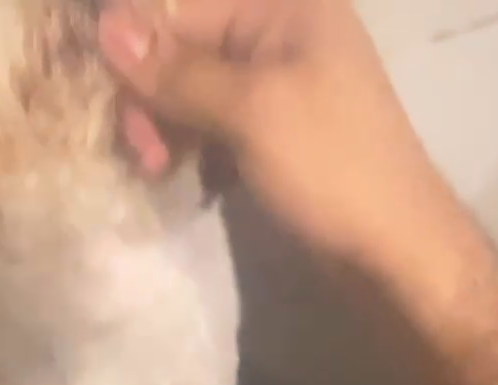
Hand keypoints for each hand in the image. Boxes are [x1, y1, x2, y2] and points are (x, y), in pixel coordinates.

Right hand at [99, 0, 461, 274]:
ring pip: (194, 92)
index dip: (136, 51)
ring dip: (167, 129)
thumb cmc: (329, 168)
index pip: (179, 7)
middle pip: (183, 48)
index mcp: (282, 5)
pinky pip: (215, 126)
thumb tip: (105, 24)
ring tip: (159, 171)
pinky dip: (193, 148)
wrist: (391, 248)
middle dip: (151, 97)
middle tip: (146, 156)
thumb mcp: (251, 111)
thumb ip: (178, 70)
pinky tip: (185, 176)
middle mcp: (278, 34)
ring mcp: (278, 88)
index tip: (112, 107)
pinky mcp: (274, 135)